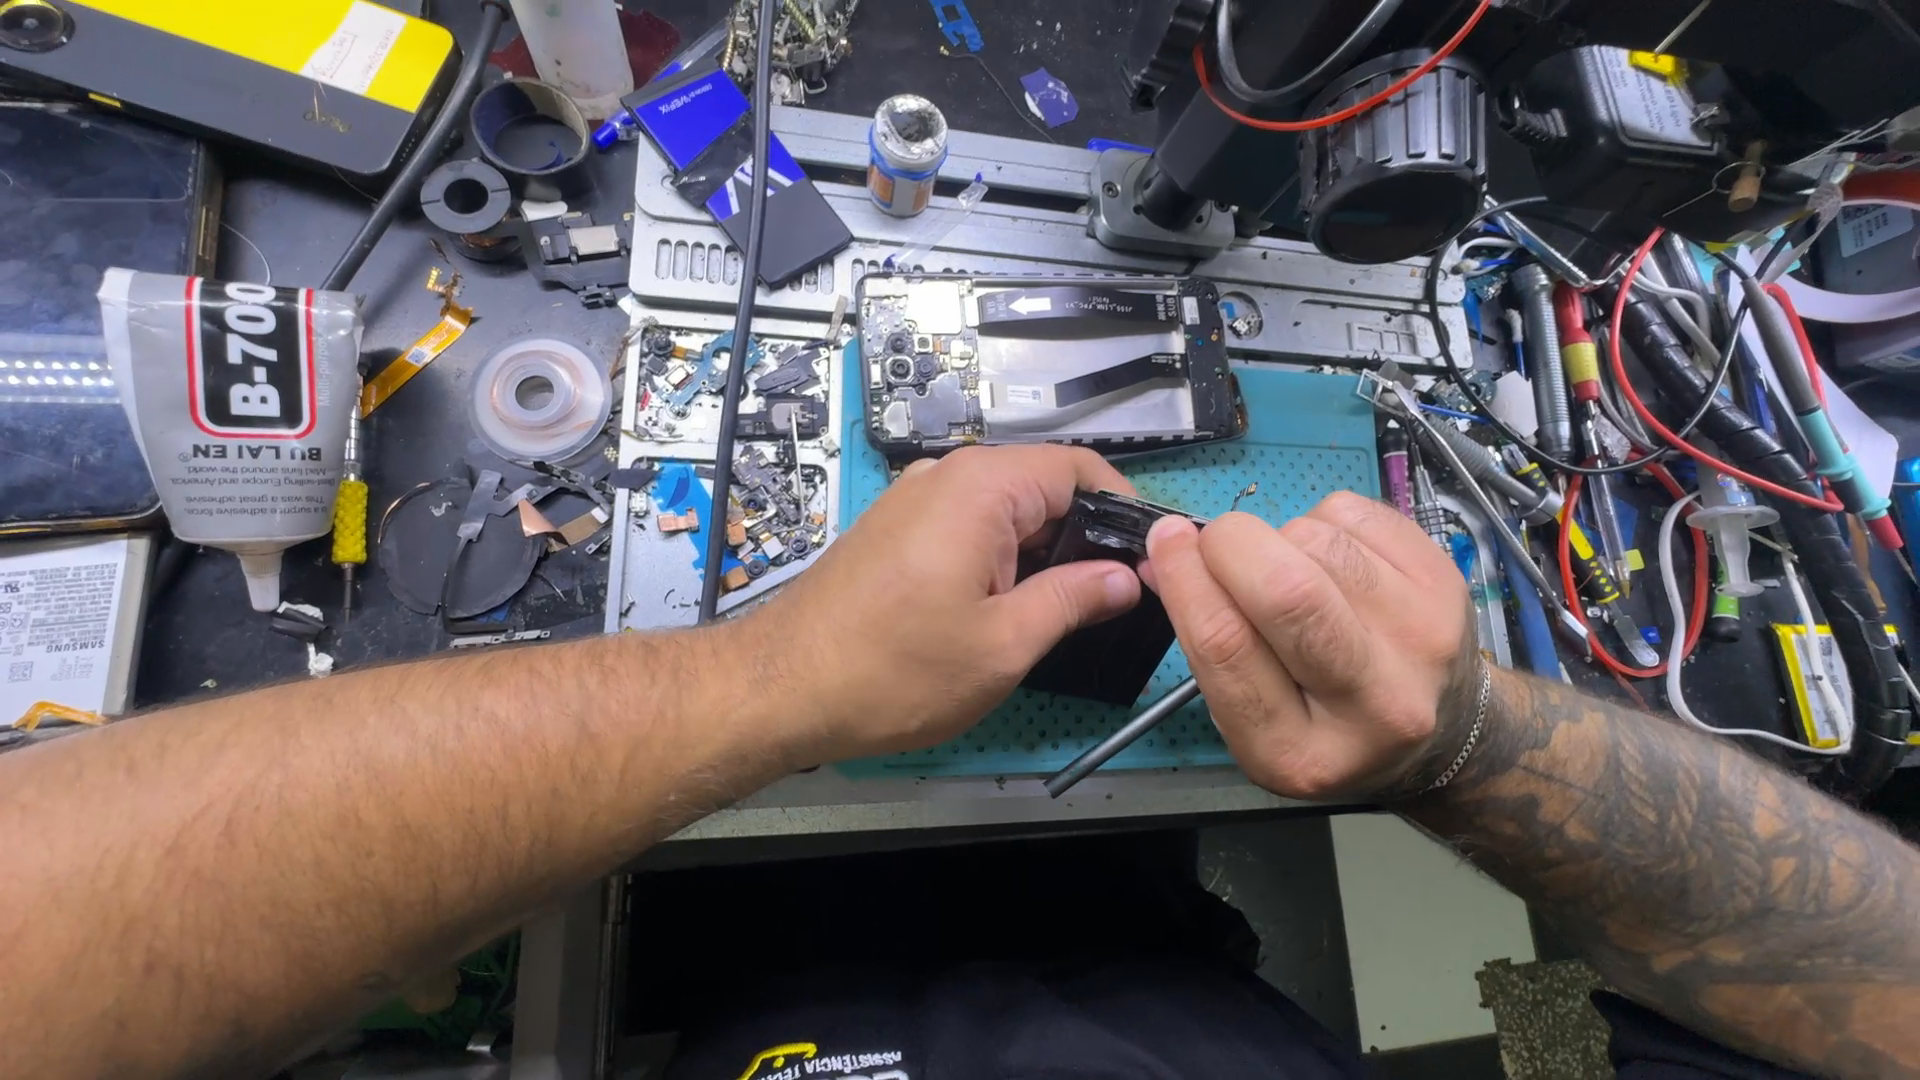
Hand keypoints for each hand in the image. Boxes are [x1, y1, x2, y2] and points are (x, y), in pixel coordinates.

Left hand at [749, 445, 1143, 762]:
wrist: (782, 688)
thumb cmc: (895, 670)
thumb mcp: (1003, 643)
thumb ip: (1074, 599)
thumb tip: (1125, 577)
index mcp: (981, 488)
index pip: (1078, 468)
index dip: (1123, 509)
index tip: (1146, 558)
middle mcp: (946, 477)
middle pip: (1041, 487)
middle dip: (1082, 537)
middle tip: (1112, 598)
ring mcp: (915, 500)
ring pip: (1004, 511)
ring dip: (1040, 553)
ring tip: (1062, 611)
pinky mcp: (896, 529)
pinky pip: (967, 527)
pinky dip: (999, 558)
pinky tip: (1005, 606)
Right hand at [1141, 492, 1477, 800]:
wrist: (1443, 737)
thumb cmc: (1317, 721)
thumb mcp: (1246, 717)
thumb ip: (1205, 639)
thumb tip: (1165, 547)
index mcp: (1295, 752)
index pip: (1226, 645)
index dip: (1185, 579)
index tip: (1165, 538)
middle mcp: (1371, 706)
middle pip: (1287, 591)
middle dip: (1231, 544)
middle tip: (1215, 540)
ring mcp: (1424, 643)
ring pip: (1318, 540)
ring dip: (1279, 536)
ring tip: (1286, 566)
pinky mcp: (1449, 587)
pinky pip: (1357, 514)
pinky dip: (1321, 519)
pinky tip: (1328, 557)